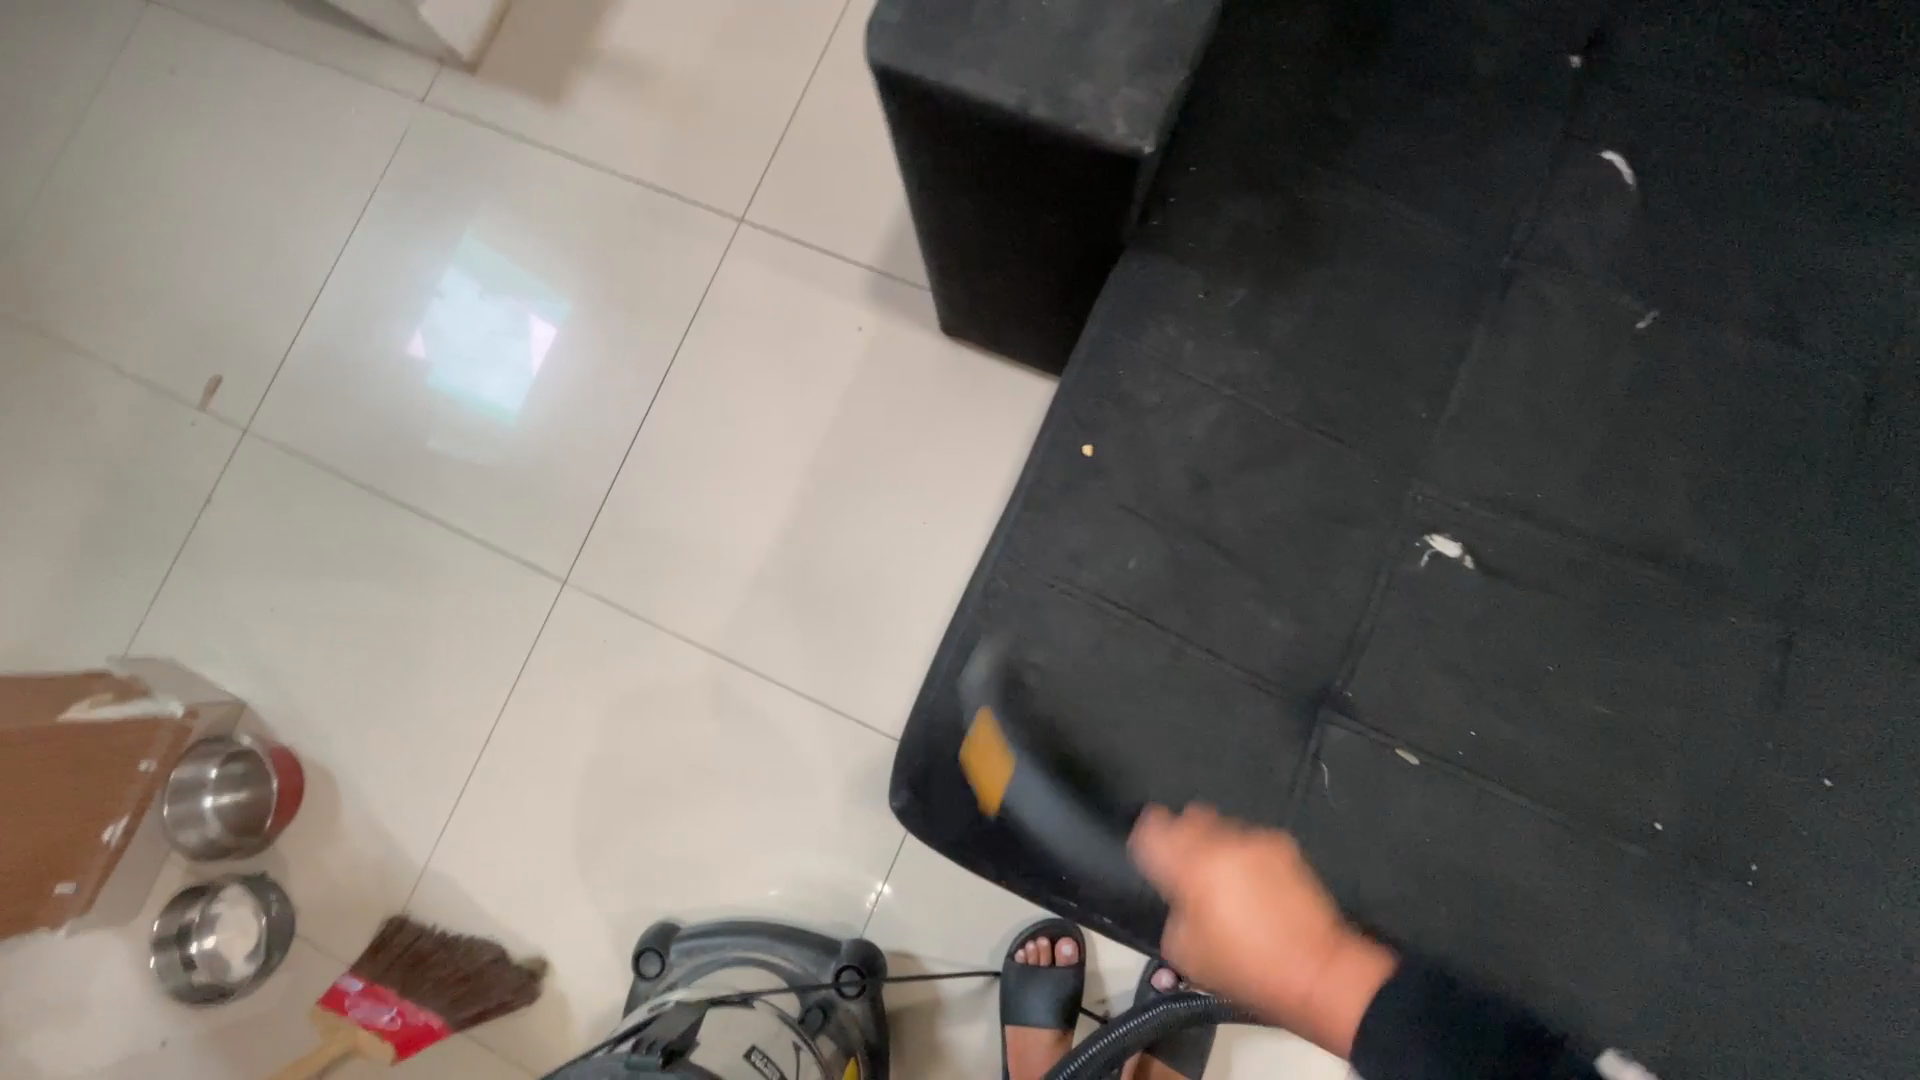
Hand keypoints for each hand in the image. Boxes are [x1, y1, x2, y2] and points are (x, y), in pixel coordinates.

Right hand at [1128, 804, 1395, 1055]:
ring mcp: (1254, 840)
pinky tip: (1254, 880)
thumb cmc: (1245, 967)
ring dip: (1215, 842)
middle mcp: (1219, 841)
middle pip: (1187, 816)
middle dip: (1181, 833)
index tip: (1148, 849)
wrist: (1317, 972)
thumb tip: (1177, 895)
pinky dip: (1245, 852)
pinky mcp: (1283, 845)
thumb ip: (1172, 909)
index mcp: (1189, 864)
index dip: (1145, 835)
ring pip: (1221, 825)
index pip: (1151, 827)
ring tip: (1223, 873)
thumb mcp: (1185, 951)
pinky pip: (1251, 838)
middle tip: (1185, 862)